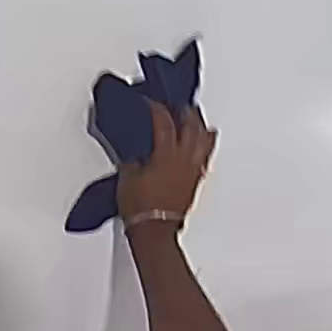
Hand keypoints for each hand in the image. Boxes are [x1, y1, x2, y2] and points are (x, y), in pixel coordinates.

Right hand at [116, 99, 215, 222]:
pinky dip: (204, 145)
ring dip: (199, 126)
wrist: (154, 228)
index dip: (158, 109)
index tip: (152, 102)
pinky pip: (205, 156)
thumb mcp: (127, 176)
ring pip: (204, 140)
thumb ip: (133, 159)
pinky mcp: (196, 180)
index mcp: (166, 155)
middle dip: (185, 112)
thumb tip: (135, 154)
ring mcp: (193, 170)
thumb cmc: (141, 206)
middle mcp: (184, 160)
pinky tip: (202, 143)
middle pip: (191, 127)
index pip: (165, 123)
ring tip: (195, 119)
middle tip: (178, 104)